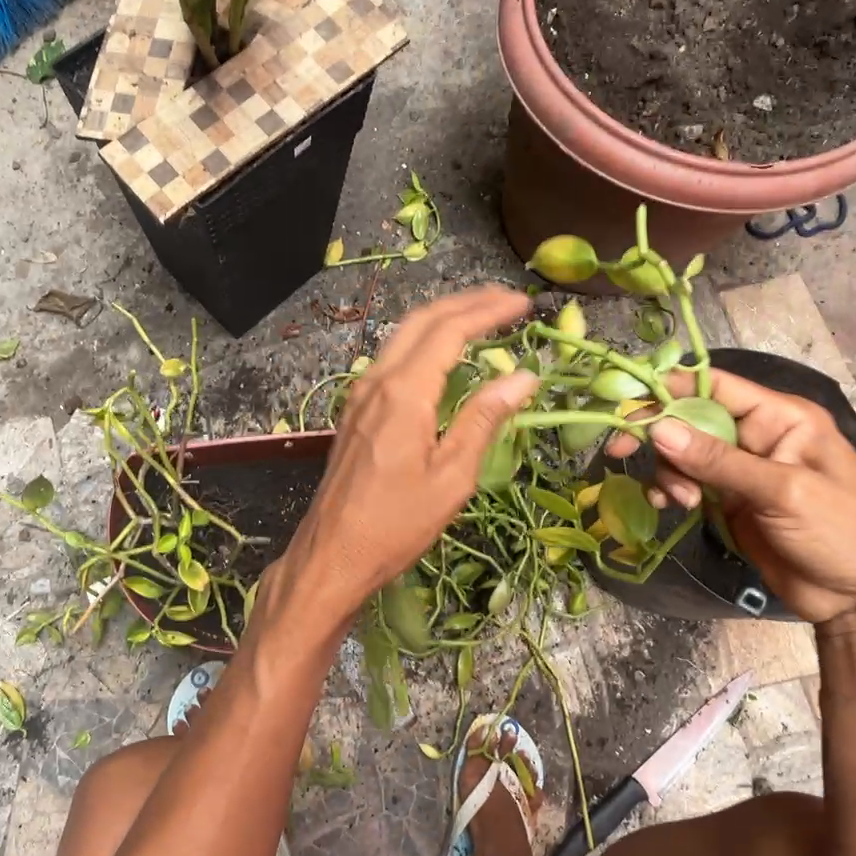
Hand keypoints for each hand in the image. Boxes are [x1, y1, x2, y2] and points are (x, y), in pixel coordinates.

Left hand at [276, 286, 538, 629]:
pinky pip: (390, 361)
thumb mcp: (452, 478)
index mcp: (403, 393)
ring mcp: (359, 396)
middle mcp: (376, 382)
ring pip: (401, 338)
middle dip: (465, 303)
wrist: (332, 554)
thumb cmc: (395, 524)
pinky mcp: (354, 413)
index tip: (523, 304)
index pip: (449, 331)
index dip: (487, 311)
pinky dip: (421, 345)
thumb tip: (523, 378)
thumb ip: (484, 420)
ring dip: (441, 320)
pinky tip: (442, 359)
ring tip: (481, 319)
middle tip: (505, 301)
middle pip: (421, 321)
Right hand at [604, 368, 855, 623]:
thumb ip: (717, 461)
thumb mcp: (782, 492)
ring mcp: (740, 469)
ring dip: (667, 472)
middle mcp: (756, 435)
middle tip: (619, 451)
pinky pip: (684, 482)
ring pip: (680, 453)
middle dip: (656, 434)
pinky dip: (669, 490)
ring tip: (679, 501)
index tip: (625, 403)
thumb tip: (658, 430)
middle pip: (689, 418)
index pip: (714, 386)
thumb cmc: (844, 533)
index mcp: (781, 417)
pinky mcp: (726, 500)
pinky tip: (672, 507)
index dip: (669, 389)